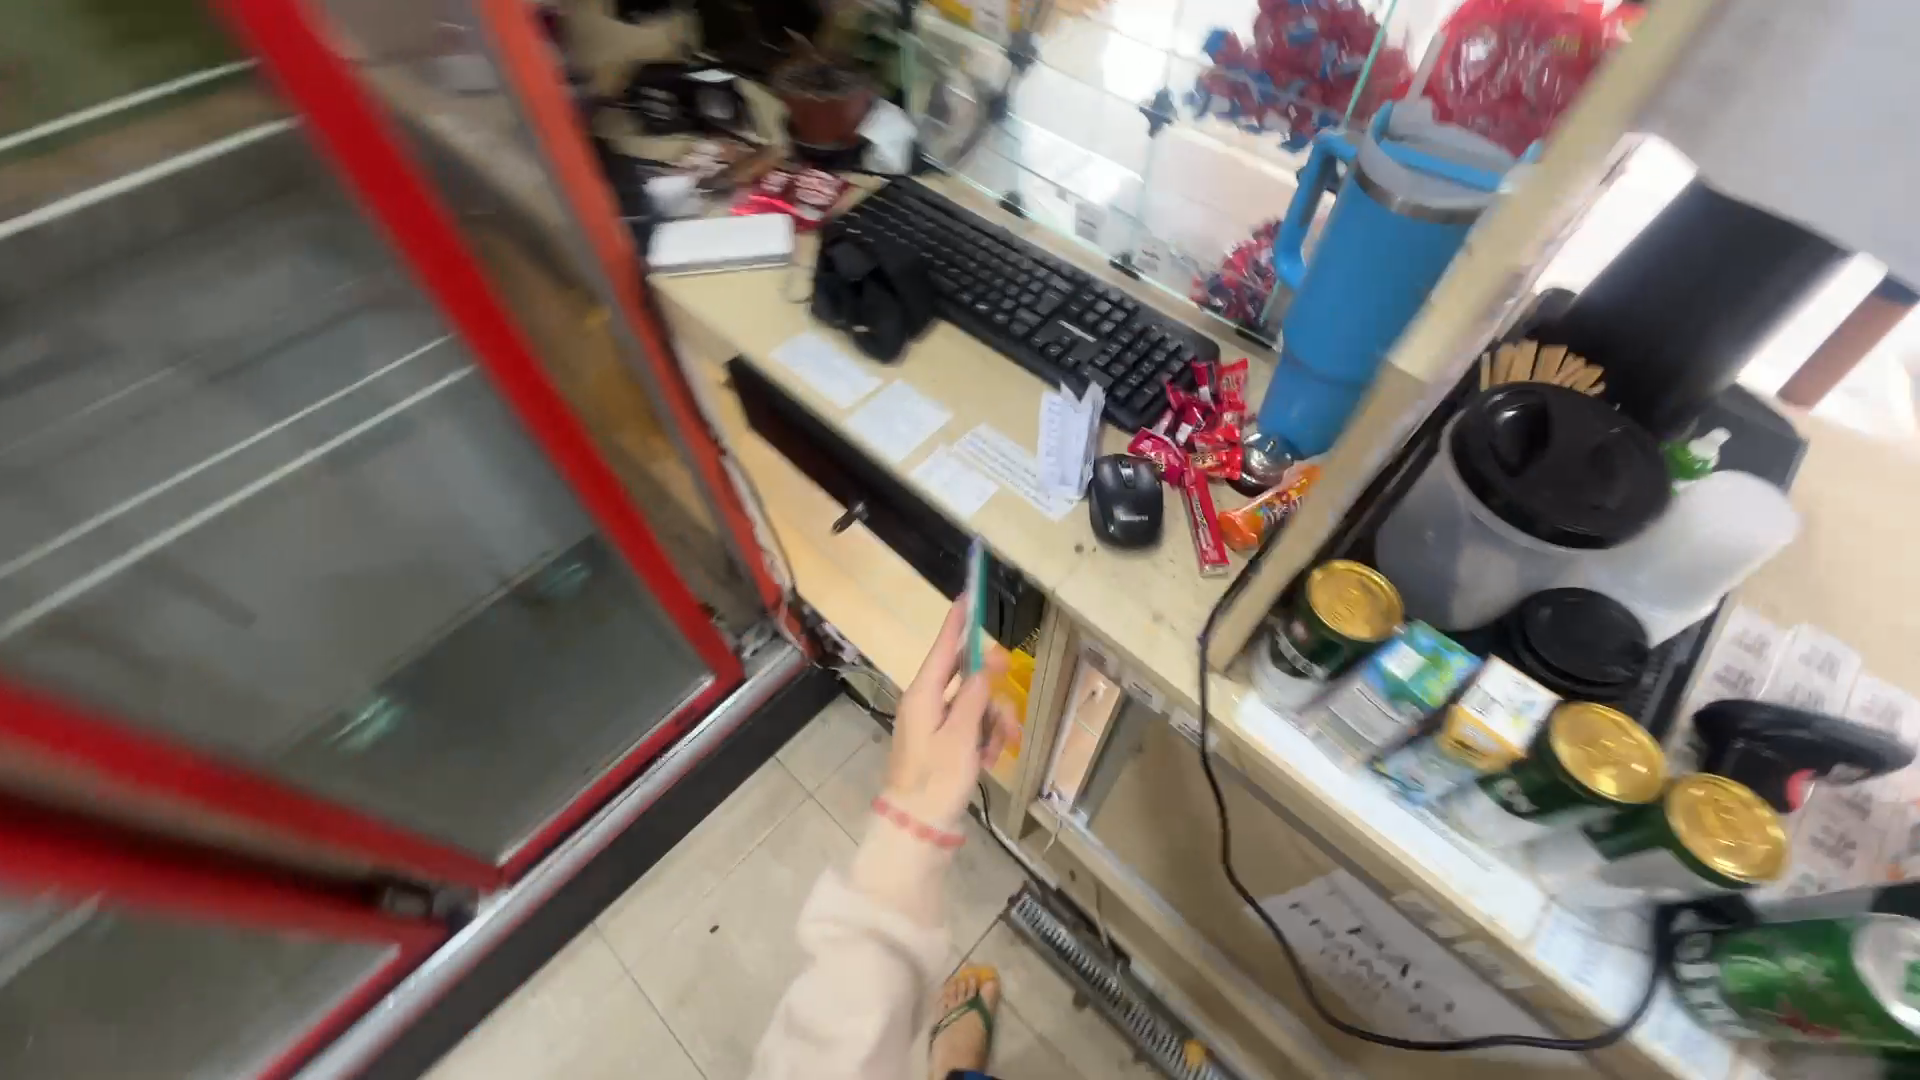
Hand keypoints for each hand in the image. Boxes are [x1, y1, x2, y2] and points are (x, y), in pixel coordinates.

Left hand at [883, 598, 1019, 832]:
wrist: (918, 828)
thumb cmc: (936, 780)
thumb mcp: (960, 736)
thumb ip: (974, 696)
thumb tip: (984, 663)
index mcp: (923, 694)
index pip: (943, 648)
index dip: (957, 623)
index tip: (967, 597)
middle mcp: (926, 702)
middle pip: (966, 677)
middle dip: (992, 692)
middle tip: (1007, 708)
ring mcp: (935, 723)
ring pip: (975, 703)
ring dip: (993, 721)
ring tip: (1001, 746)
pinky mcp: (944, 743)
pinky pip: (972, 726)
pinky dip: (985, 738)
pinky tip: (991, 758)